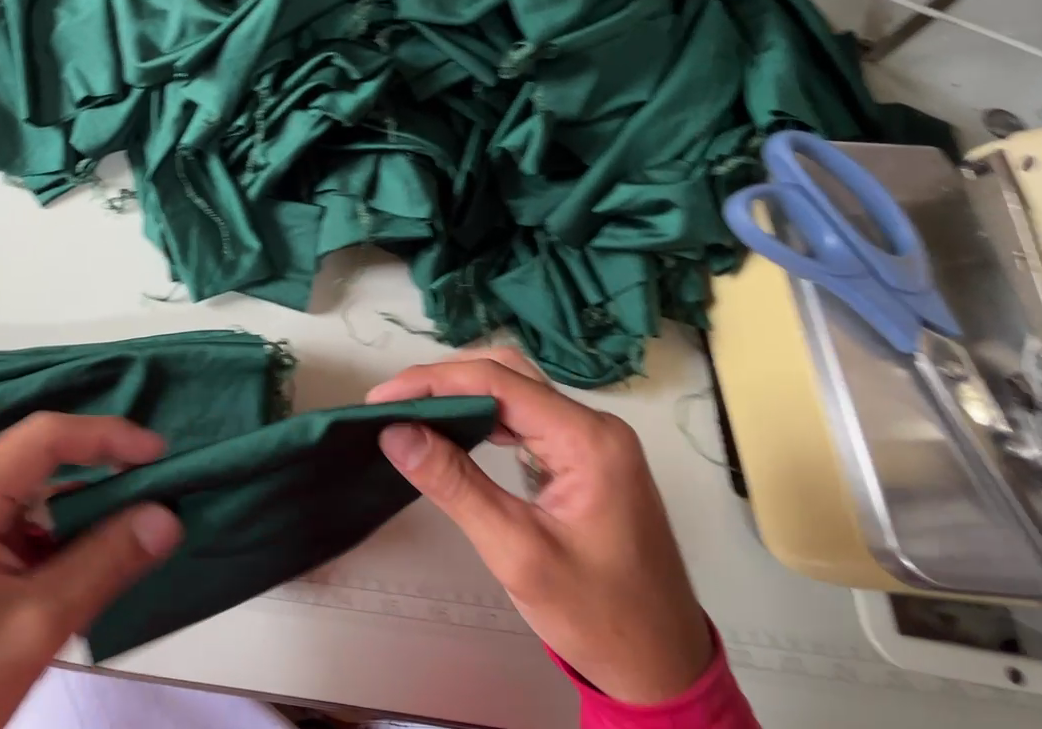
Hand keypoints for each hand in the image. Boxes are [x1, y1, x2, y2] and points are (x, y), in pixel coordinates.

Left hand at [0, 413, 182, 728]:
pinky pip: (33, 516)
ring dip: (90, 498)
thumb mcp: (40, 621)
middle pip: (42, 456)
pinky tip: (106, 545)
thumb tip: (167, 517)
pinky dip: (72, 527)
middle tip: (159, 481)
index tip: (159, 453)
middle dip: (102, 464)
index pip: (43, 438)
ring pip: (41, 486)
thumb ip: (106, 562)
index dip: (105, 435)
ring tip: (143, 512)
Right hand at [368, 349, 712, 704]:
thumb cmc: (596, 615)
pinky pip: (525, 418)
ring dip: (461, 396)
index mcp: (588, 439)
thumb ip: (455, 485)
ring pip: (515, 392)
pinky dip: (482, 418)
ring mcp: (592, 441)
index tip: (380, 400)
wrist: (661, 667)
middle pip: (507, 374)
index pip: (497, 382)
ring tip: (410, 416)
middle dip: (444, 381)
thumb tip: (394, 432)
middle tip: (392, 405)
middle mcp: (594, 426)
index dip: (432, 381)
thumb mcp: (516, 551)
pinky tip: (451, 435)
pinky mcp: (584, 459)